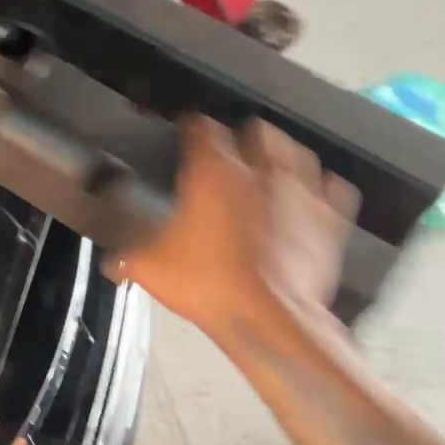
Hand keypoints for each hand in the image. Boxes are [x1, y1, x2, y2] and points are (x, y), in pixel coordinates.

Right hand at [109, 116, 360, 339]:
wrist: (267, 316)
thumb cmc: (203, 283)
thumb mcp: (149, 268)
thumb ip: (127, 256)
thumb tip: (111, 262)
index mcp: (213, 171)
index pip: (202, 128)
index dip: (191, 128)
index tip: (184, 134)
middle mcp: (263, 167)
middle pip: (255, 130)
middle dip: (241, 137)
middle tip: (226, 156)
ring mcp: (304, 187)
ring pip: (296, 150)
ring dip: (280, 155)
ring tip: (267, 170)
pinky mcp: (333, 214)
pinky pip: (331, 185)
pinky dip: (318, 187)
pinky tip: (306, 198)